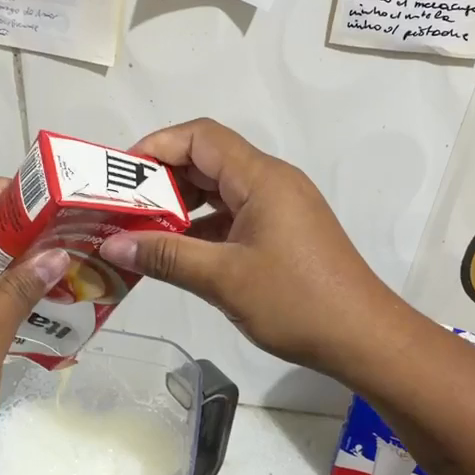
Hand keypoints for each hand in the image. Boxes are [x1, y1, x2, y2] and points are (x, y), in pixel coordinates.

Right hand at [101, 118, 403, 375]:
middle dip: (161, 180)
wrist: (362, 337)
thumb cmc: (296, 302)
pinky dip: (202, 229)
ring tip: (140, 231)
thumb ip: (166, 256)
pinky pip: (234, 218)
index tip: (119, 177)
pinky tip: (175, 253)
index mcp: (262, 178)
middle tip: (121, 208)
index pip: (200, 137)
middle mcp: (272, 183)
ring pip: (220, 192)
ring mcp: (280, 209)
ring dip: (180, 207)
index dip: (156, 147)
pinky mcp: (283, 234)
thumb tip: (111, 244)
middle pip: (208, 160)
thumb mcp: (224, 279)